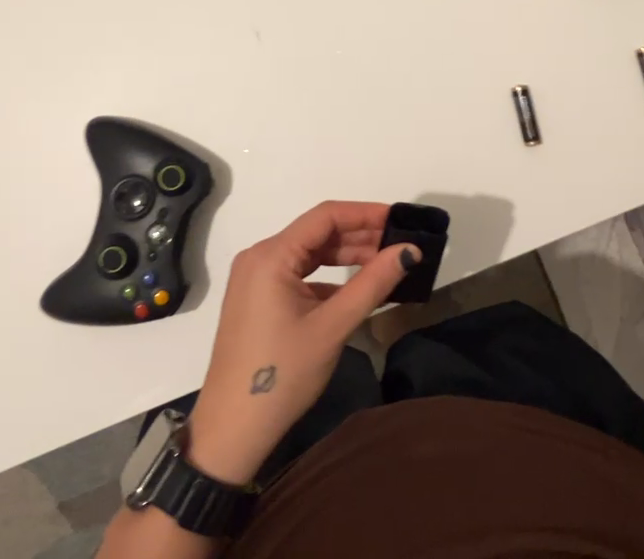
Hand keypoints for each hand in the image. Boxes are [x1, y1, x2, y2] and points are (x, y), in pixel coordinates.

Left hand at [185, 201, 415, 485]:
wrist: (233, 429)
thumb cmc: (283, 373)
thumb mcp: (333, 326)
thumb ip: (373, 283)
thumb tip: (409, 251)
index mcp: (271, 255)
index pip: (325, 217)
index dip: (365, 213)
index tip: (401, 219)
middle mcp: (259, 258)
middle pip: (316, 233)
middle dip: (359, 236)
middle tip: (400, 245)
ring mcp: (256, 279)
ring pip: (309, 255)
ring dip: (346, 257)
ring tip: (386, 264)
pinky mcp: (258, 300)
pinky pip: (299, 275)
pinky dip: (328, 278)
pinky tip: (357, 291)